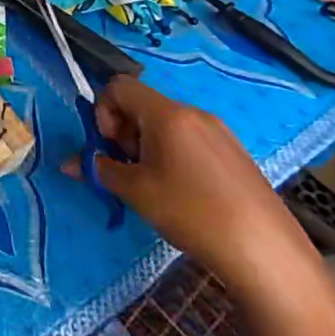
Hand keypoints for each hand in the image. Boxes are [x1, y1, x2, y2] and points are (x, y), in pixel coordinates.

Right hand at [77, 76, 315, 291]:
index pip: (118, 86)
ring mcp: (217, 131)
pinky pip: (188, 139)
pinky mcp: (232, 152)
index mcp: (167, 113)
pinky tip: (182, 192)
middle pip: (141, 105)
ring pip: (164, 124)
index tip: (109, 147)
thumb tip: (70, 163)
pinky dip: (171, 155)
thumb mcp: (136, 191)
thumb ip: (99, 169)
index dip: (103, 112)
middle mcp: (192, 112)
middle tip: (127, 170)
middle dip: (123, 132)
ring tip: (153, 185)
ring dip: (145, 146)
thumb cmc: (191, 211)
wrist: (264, 249)